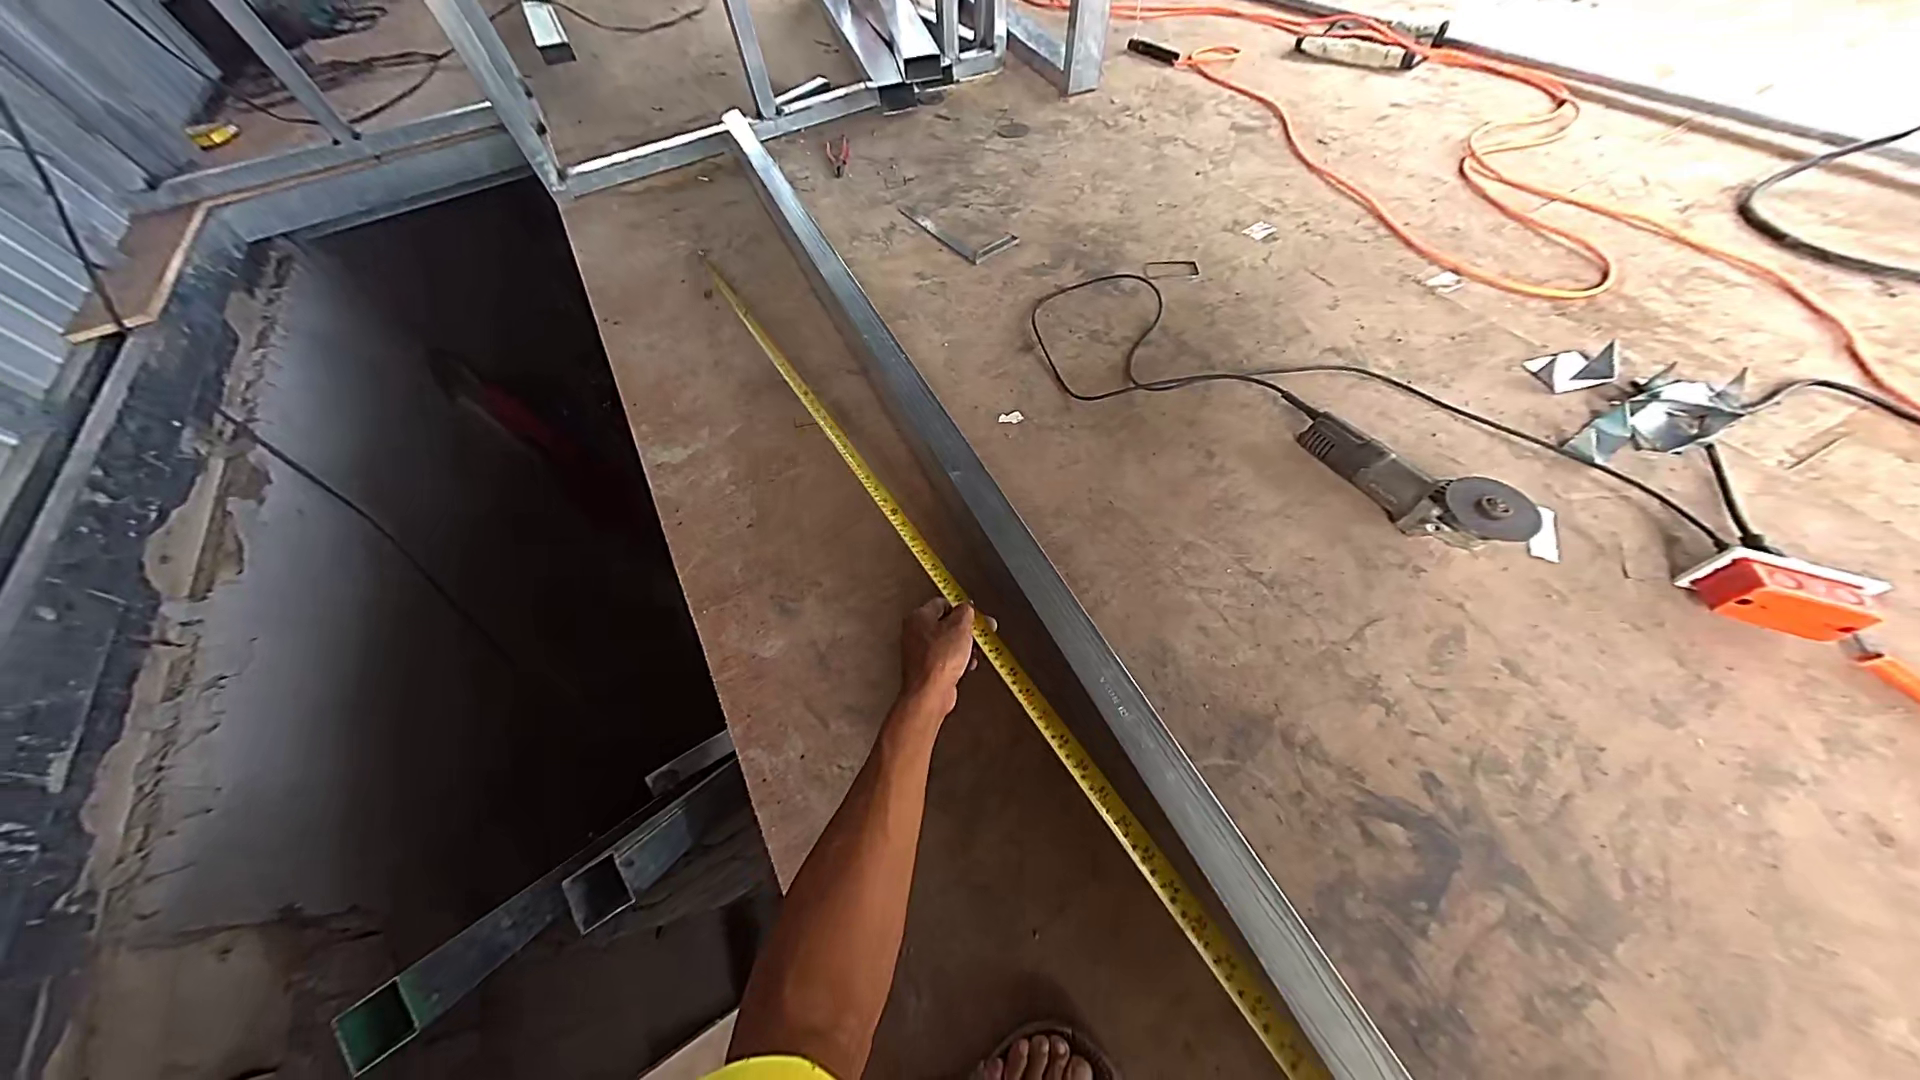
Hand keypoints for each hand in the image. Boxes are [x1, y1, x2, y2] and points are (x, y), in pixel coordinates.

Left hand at [897, 597, 983, 718]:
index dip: (961, 608)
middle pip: (946, 623)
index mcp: (919, 616)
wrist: (930, 692)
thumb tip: (967, 607)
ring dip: (964, 646)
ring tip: (975, 653)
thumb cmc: (940, 658)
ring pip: (948, 642)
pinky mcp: (926, 668)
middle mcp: (915, 632)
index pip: (943, 603)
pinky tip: (967, 666)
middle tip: (981, 634)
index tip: (975, 616)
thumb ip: (965, 611)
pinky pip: (945, 658)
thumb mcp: (960, 627)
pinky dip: (958, 660)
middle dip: (966, 630)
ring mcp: (919, 651)